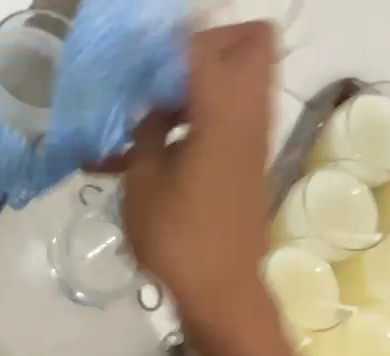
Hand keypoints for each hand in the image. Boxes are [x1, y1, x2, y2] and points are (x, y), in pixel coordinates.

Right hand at [108, 22, 280, 322]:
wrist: (219, 281)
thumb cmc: (174, 235)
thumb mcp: (143, 184)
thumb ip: (147, 135)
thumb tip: (152, 108)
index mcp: (222, 111)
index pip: (207, 46)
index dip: (173, 42)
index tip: (137, 55)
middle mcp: (249, 109)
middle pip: (249, 41)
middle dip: (204, 45)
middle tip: (160, 72)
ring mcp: (253, 131)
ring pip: (240, 75)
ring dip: (196, 83)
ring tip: (146, 116)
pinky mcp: (246, 154)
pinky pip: (228, 111)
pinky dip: (195, 115)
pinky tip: (150, 147)